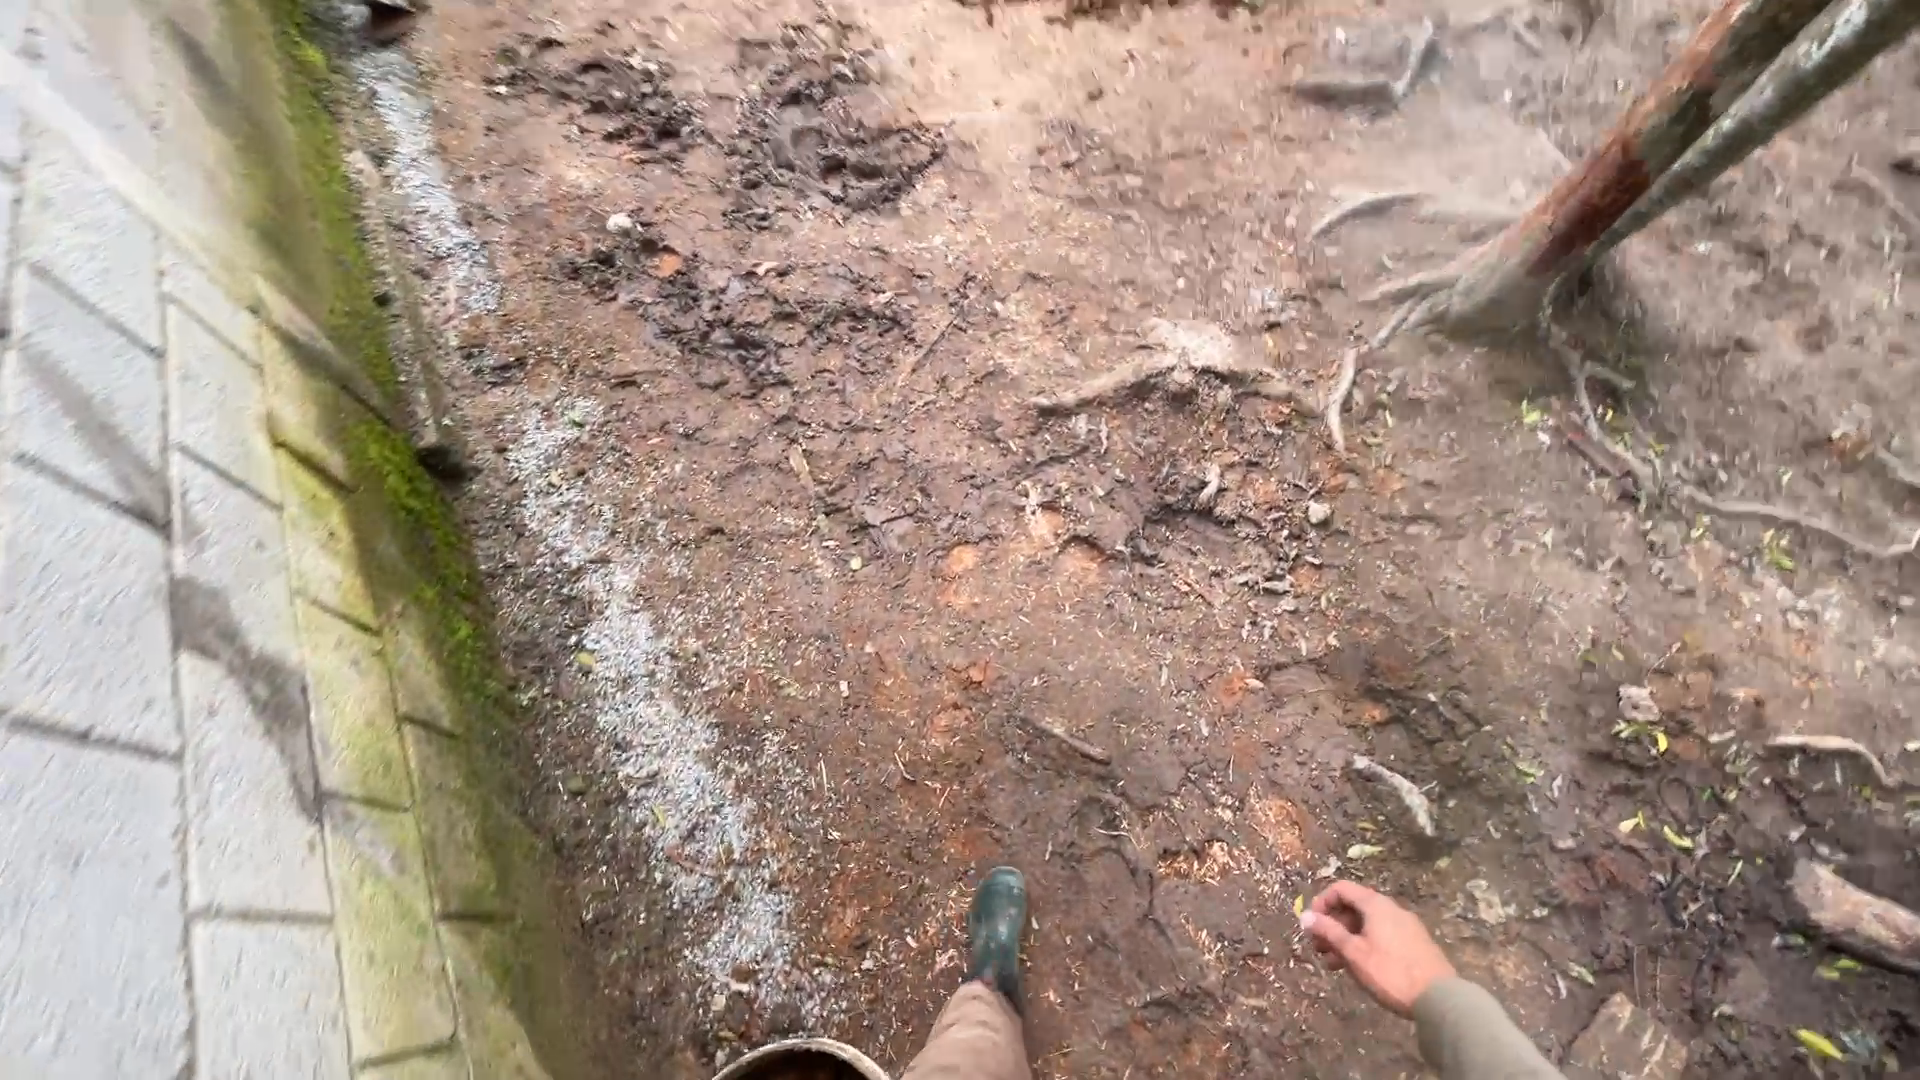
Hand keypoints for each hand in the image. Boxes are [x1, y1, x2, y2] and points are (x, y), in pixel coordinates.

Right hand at [1300, 880, 1455, 1016]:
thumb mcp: (1353, 952)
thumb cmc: (1390, 971)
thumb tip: (1304, 916)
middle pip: (1353, 907)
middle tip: (1319, 947)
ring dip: (1346, 939)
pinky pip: (1382, 936)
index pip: (1340, 889)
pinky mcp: (1416, 945)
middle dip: (1332, 925)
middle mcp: (1391, 909)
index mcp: (1375, 904)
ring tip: (1333, 964)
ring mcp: (1406, 927)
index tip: (1312, 924)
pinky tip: (1359, 968)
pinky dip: (1365, 945)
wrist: (1442, 1001)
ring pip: (1367, 925)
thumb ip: (1328, 931)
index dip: (1321, 902)